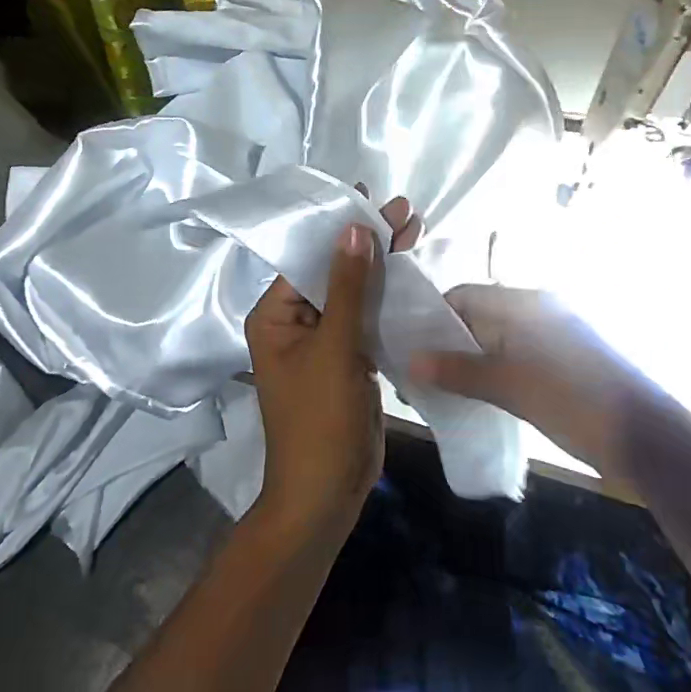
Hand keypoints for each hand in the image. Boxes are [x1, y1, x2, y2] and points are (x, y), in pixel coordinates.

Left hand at [243, 197, 419, 537]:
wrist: (326, 494)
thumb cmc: (319, 421)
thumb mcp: (335, 349)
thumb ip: (349, 288)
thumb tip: (355, 229)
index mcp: (275, 315)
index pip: (308, 258)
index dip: (341, 228)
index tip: (371, 197)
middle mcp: (295, 322)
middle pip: (334, 272)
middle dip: (368, 243)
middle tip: (406, 209)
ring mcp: (324, 342)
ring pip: (355, 294)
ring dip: (383, 266)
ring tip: (415, 228)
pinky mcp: (349, 359)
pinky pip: (367, 319)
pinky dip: (389, 298)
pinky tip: (413, 275)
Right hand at [413, 285, 652, 475]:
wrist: (646, 437)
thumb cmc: (570, 399)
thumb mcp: (508, 386)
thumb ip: (457, 370)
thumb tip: (410, 361)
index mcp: (522, 302)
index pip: (462, 296)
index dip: (431, 318)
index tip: (409, 348)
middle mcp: (536, 309)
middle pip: (478, 317)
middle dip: (447, 343)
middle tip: (421, 374)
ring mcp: (553, 335)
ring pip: (496, 340)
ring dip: (469, 361)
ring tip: (443, 389)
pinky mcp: (564, 361)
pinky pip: (516, 357)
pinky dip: (494, 371)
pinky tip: (480, 396)